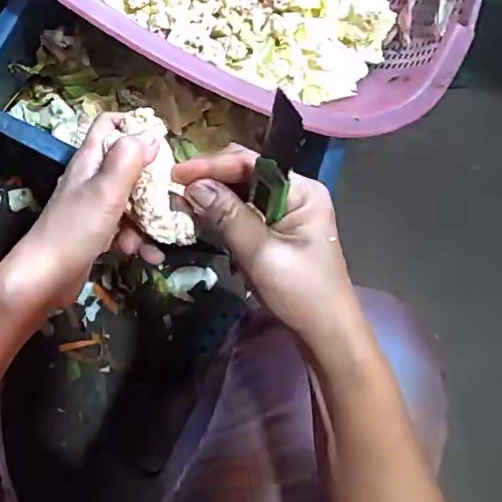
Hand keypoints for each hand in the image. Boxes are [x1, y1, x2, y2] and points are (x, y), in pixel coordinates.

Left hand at [7, 113, 158, 312]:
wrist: (44, 279)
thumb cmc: (75, 228)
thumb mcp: (106, 188)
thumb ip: (128, 158)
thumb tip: (151, 134)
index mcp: (89, 159)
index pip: (108, 124)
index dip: (133, 124)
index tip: (161, 140)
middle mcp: (90, 178)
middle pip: (125, 164)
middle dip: (151, 178)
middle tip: (171, 191)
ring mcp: (92, 206)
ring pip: (129, 199)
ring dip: (147, 216)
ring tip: (160, 233)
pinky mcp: (96, 233)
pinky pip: (124, 228)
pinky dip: (137, 239)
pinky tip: (149, 255)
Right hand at [172, 146, 364, 350]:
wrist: (327, 336)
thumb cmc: (302, 293)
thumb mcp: (262, 253)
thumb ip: (228, 216)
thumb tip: (193, 185)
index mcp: (302, 190)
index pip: (250, 164)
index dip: (211, 165)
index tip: (177, 173)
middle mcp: (294, 192)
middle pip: (244, 173)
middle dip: (209, 177)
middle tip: (174, 185)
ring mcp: (284, 210)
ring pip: (239, 191)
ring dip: (211, 194)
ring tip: (180, 198)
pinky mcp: (273, 228)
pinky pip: (241, 210)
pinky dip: (219, 211)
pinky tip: (198, 214)